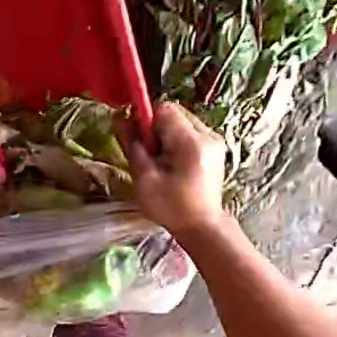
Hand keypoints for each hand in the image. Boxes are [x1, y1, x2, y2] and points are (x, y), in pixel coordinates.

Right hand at [130, 101, 227, 239]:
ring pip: (182, 121)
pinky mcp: (216, 147)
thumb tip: (120, 116)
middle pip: (175, 113)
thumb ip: (133, 145)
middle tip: (152, 156)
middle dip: (158, 129)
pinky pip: (191, 131)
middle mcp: (208, 135)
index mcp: (191, 143)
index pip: (165, 109)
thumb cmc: (171, 207)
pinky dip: (179, 141)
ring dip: (168, 135)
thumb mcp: (145, 179)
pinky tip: (176, 164)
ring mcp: (215, 140)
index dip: (147, 120)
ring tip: (164, 162)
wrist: (202, 227)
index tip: (140, 141)